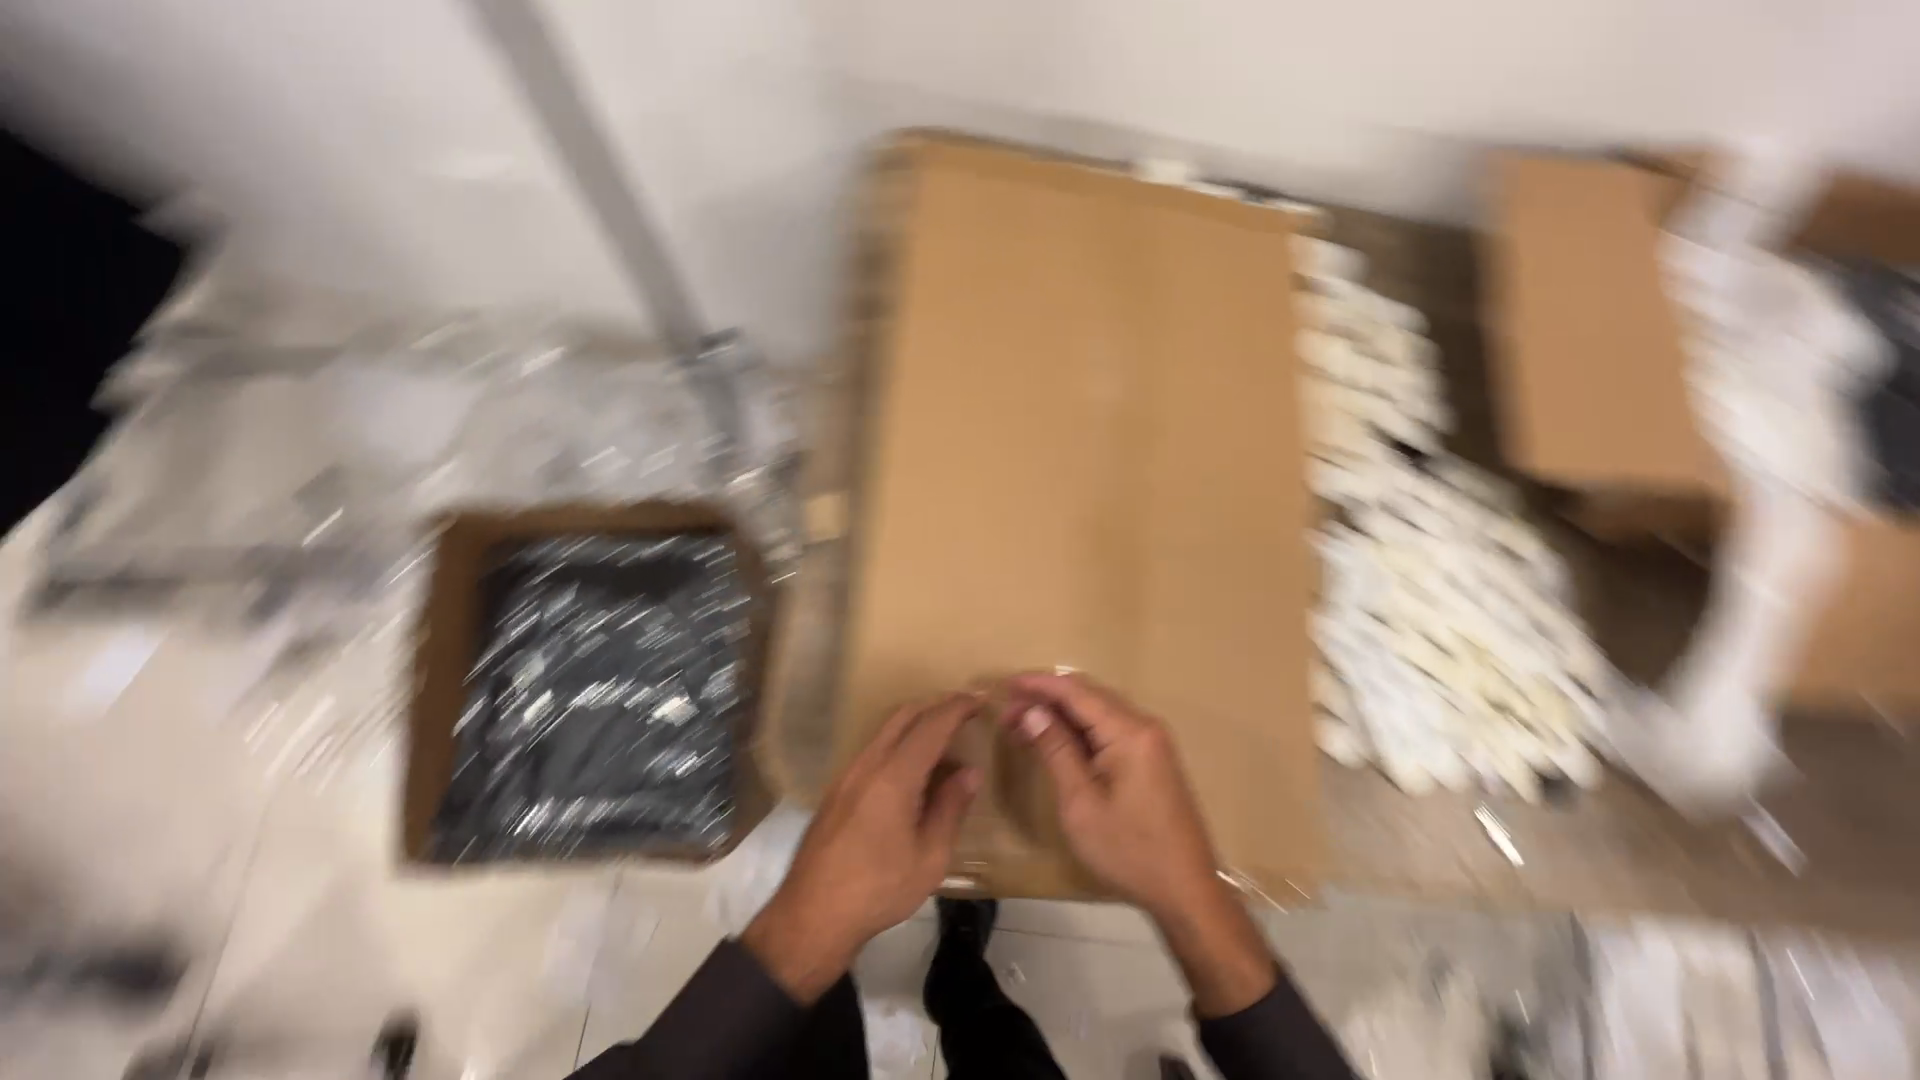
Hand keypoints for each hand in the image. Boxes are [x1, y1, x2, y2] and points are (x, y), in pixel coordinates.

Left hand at [742, 693, 980, 1001]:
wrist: (812, 915)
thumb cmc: (878, 889)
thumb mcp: (929, 857)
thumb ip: (950, 808)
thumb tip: (969, 772)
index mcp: (894, 776)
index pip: (931, 725)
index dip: (958, 708)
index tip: (980, 700)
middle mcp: (867, 764)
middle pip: (904, 716)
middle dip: (936, 706)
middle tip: (965, 711)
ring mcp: (847, 775)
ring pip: (885, 731)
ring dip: (916, 724)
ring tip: (945, 740)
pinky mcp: (837, 791)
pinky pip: (873, 750)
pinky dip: (899, 743)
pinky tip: (914, 769)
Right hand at [999, 672, 1217, 918]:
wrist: (1185, 890)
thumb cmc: (1129, 850)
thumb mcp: (1081, 803)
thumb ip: (1057, 750)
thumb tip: (1032, 711)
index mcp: (1129, 732)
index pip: (1076, 691)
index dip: (1038, 684)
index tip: (1004, 686)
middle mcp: (1144, 726)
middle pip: (1089, 695)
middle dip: (1046, 698)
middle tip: (1008, 712)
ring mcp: (1152, 742)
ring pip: (1099, 711)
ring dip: (1061, 713)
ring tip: (1024, 725)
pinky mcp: (1152, 759)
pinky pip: (1111, 730)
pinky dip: (1080, 730)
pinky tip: (1056, 741)